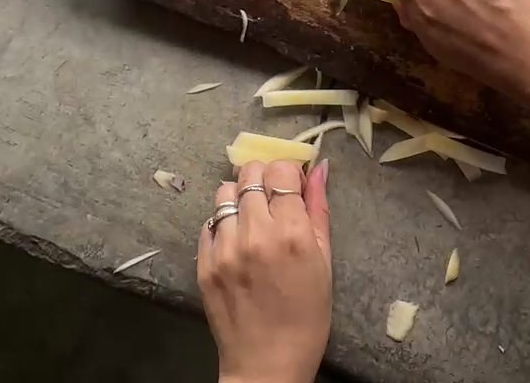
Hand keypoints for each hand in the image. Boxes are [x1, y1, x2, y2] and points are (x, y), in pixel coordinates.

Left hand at [198, 159, 332, 382]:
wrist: (267, 366)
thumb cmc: (307, 315)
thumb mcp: (324, 260)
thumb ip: (319, 207)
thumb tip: (320, 167)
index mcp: (291, 232)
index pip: (282, 169)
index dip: (289, 172)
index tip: (293, 186)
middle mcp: (255, 233)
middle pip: (251, 173)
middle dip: (265, 177)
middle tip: (273, 197)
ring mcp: (225, 249)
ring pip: (225, 191)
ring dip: (240, 196)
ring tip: (251, 215)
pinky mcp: (204, 264)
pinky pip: (209, 221)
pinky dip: (223, 221)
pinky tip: (237, 238)